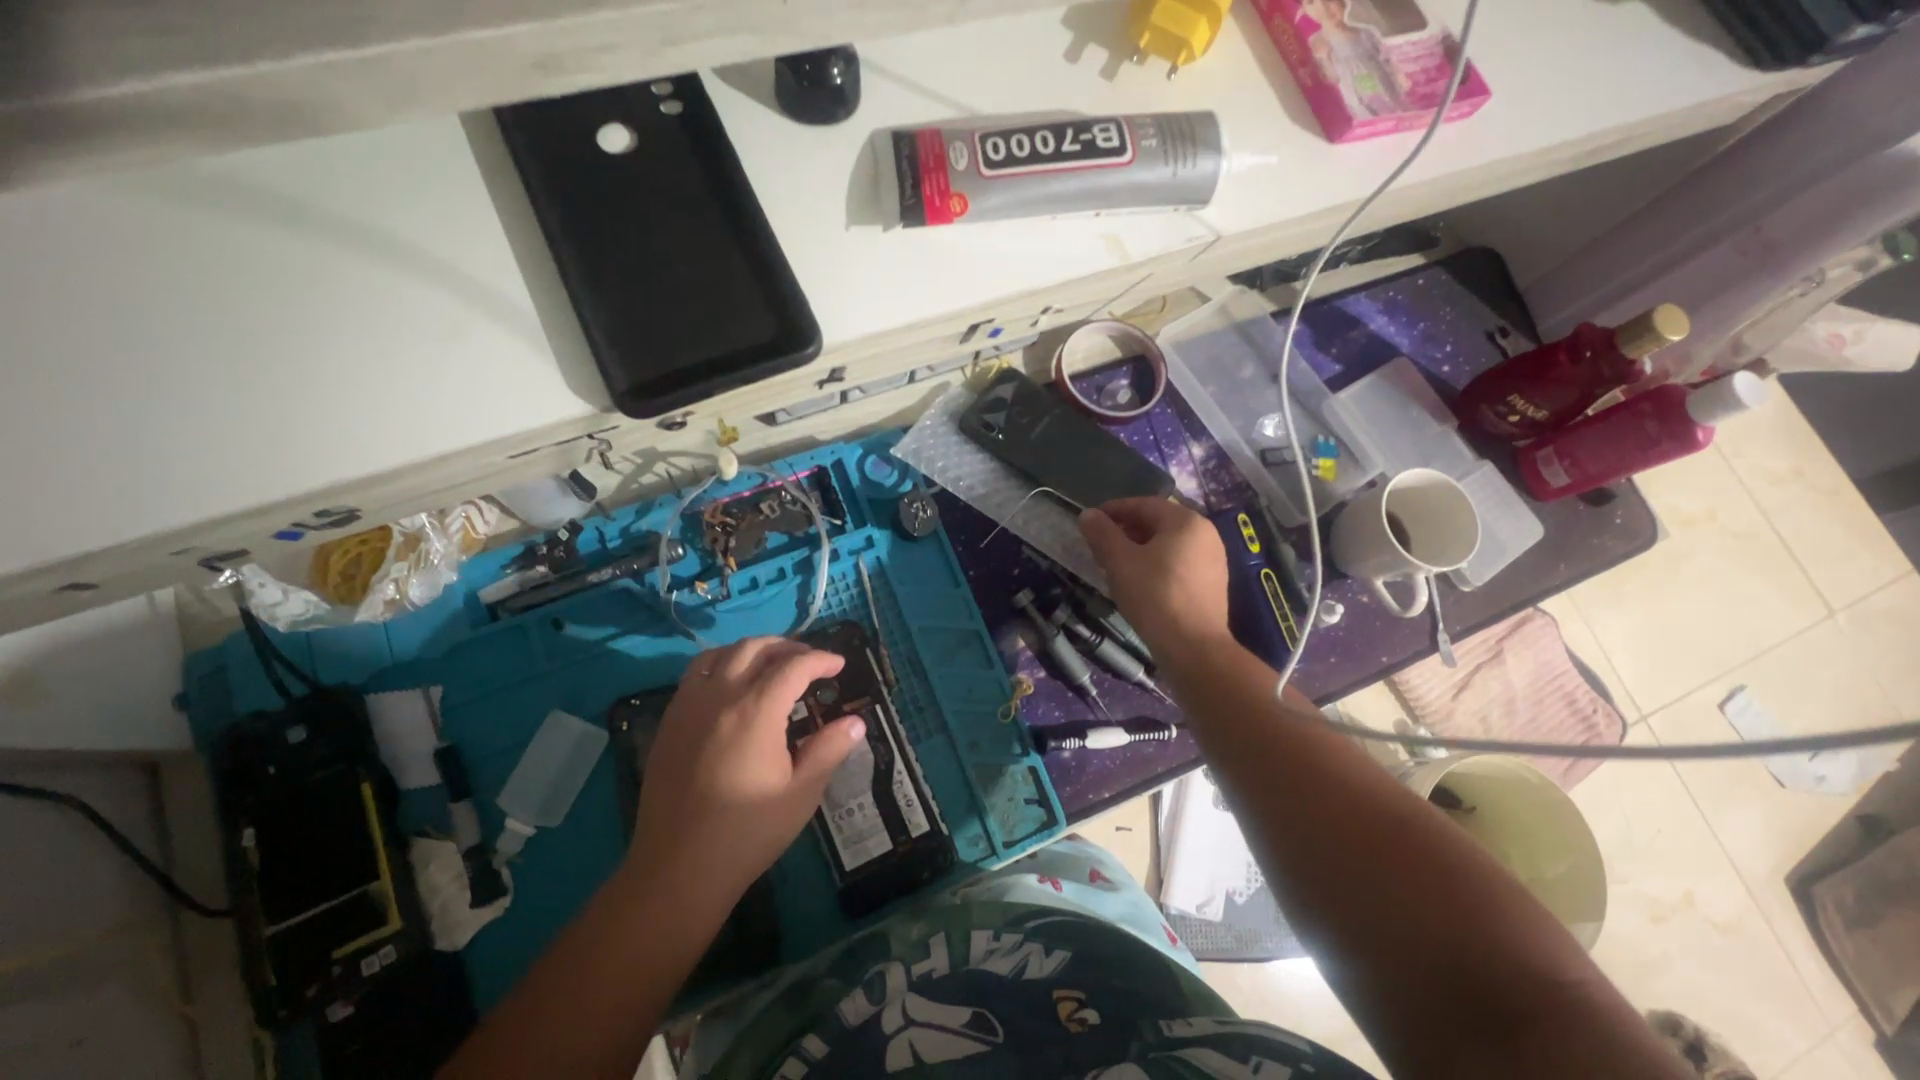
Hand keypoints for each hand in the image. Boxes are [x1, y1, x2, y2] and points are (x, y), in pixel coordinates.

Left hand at [629, 637, 865, 900]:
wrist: (678, 867)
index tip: (839, 665)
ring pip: (719, 655)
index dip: (820, 659)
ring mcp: (687, 708)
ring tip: (770, 666)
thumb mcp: (801, 794)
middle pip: (753, 649)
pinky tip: (732, 691)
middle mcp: (719, 697)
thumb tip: (855, 721)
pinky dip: (720, 667)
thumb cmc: (747, 833)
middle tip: (809, 662)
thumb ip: (829, 750)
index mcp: (755, 711)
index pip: (793, 666)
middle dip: (786, 646)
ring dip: (749, 651)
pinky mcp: (668, 724)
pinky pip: (695, 677)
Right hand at [1079, 498, 1231, 669]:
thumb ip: (1102, 534)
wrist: (1193, 646)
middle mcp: (1205, 533)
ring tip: (1116, 565)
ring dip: (1140, 549)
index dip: (1114, 510)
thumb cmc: (1154, 596)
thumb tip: (1088, 515)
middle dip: (1127, 531)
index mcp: (1185, 521)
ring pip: (1169, 545)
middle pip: (1159, 523)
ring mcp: (1213, 559)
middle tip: (1101, 545)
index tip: (1091, 521)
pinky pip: (1179, 563)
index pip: (1144, 504)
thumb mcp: (1120, 562)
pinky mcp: (1213, 584)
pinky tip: (1140, 583)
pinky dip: (1157, 564)